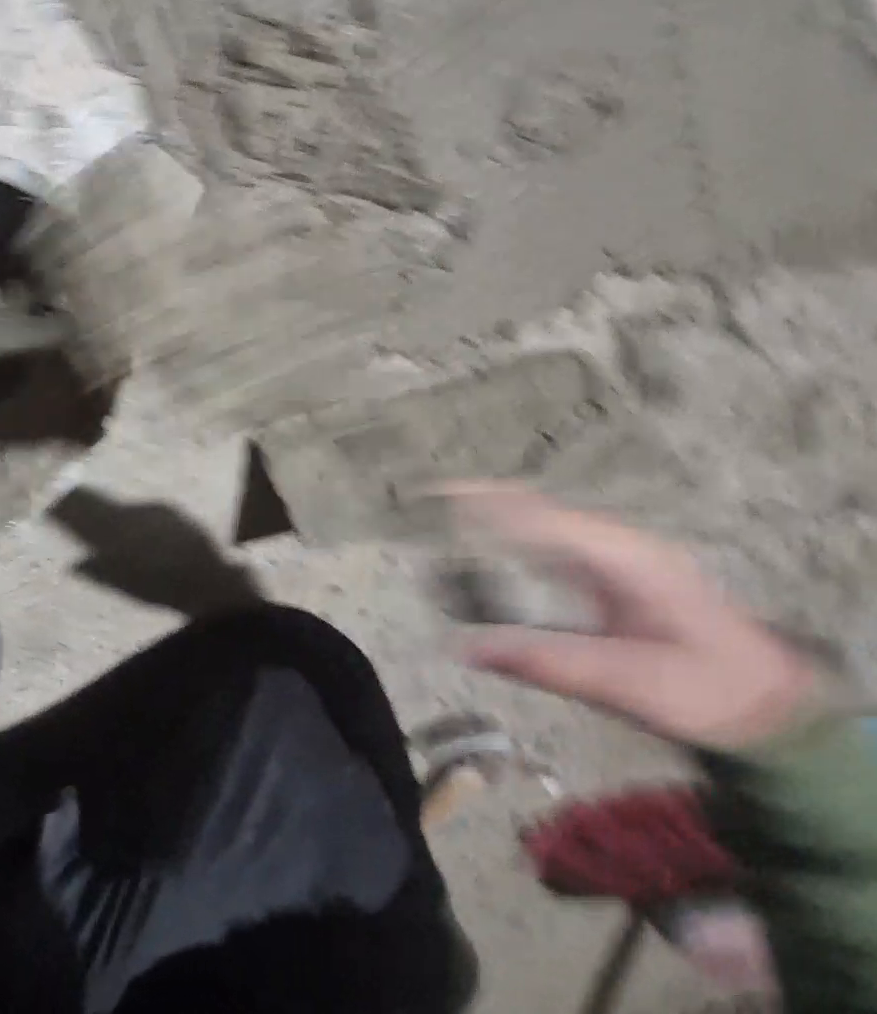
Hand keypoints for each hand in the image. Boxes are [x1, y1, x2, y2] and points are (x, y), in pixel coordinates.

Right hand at [448, 483, 817, 750]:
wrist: (773, 714)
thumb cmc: (707, 694)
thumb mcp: (626, 683)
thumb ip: (545, 661)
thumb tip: (462, 646)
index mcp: (628, 563)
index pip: (545, 520)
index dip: (492, 503)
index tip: (442, 489)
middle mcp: (622, 553)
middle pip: (542, 516)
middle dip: (486, 506)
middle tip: (430, 501)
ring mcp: (621, 567)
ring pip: (547, 532)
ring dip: (497, 524)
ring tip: (446, 518)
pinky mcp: (615, 585)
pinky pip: (553, 553)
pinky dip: (514, 546)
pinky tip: (488, 554)